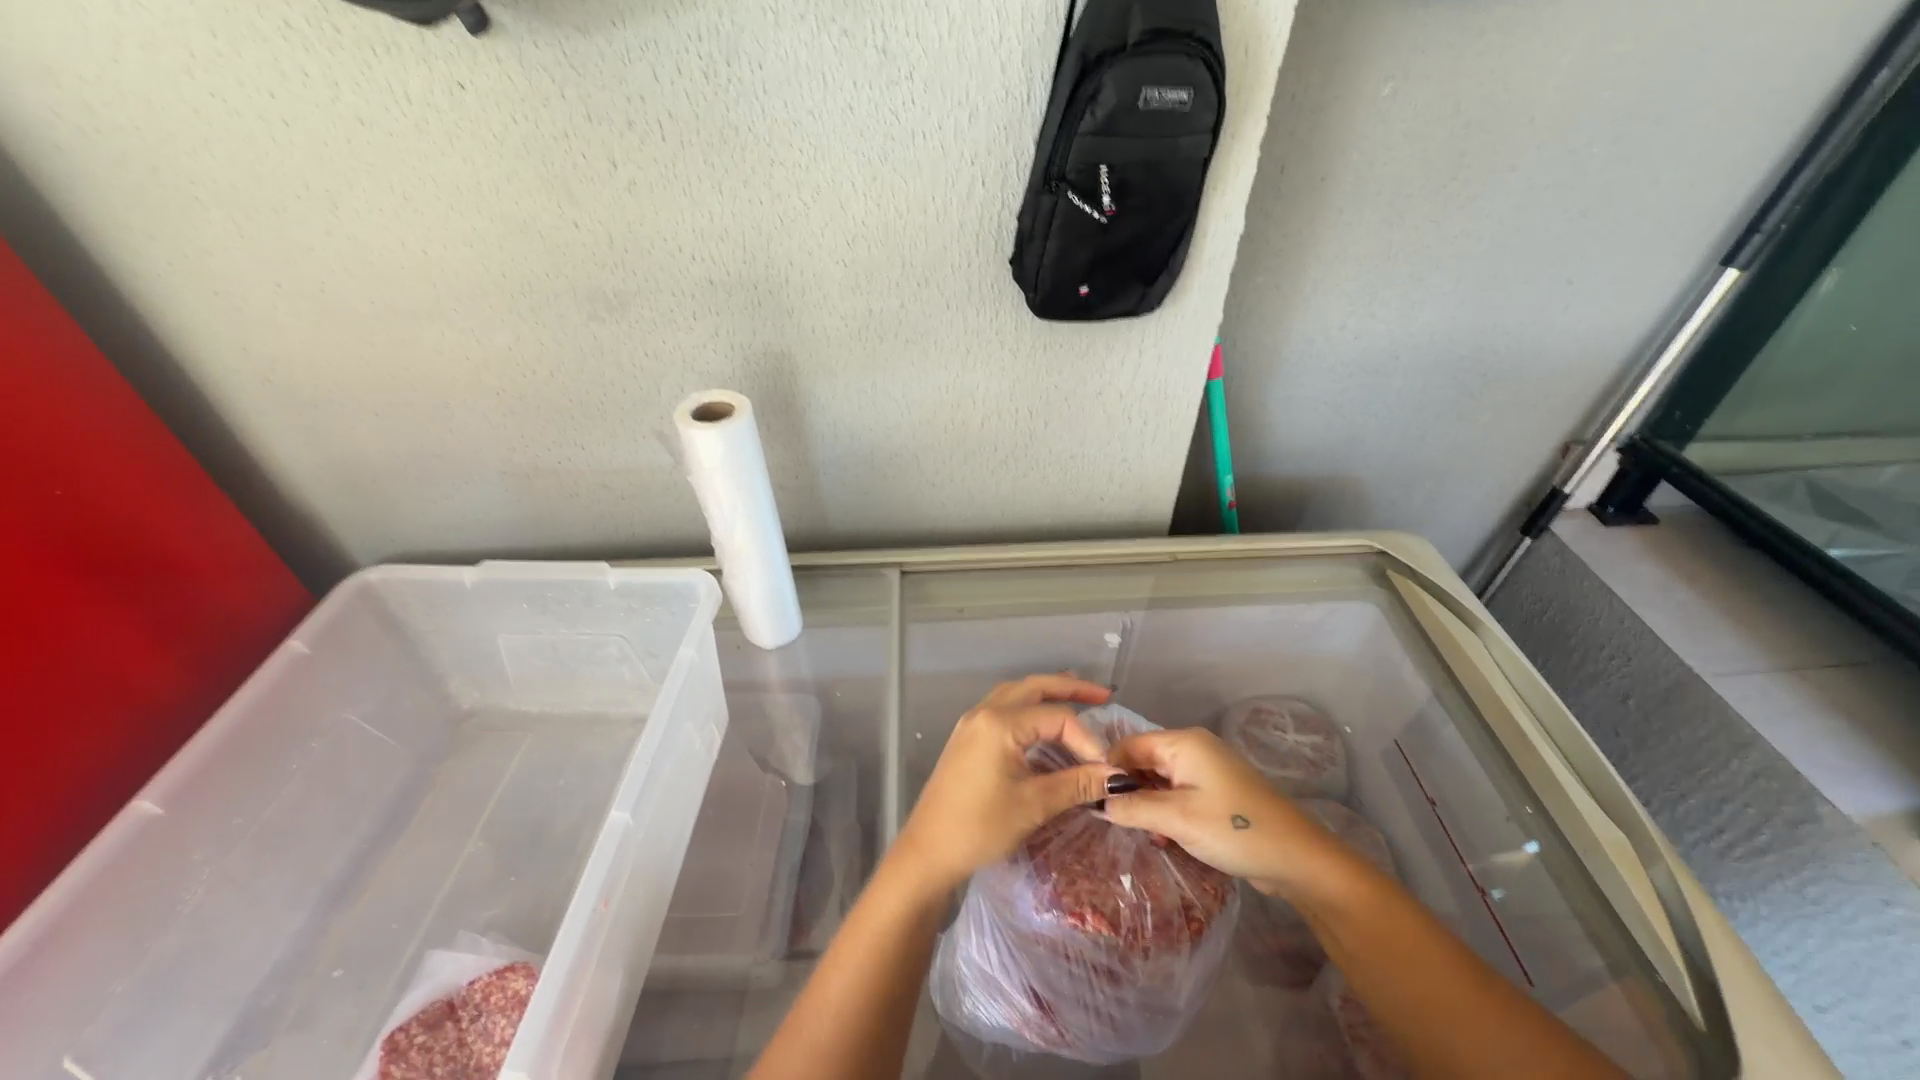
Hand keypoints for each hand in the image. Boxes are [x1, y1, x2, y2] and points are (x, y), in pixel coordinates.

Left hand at [890, 675, 1125, 894]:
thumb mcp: (1034, 805)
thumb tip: (1116, 776)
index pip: (1057, 717)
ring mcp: (971, 724)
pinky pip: (1003, 708)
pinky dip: (1028, 707)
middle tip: (1104, 695)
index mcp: (1000, 723)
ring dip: (1047, 693)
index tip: (1105, 769)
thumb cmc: (980, 828)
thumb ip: (1077, 784)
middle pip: (1034, 687)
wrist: (928, 852)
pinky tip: (1043, 724)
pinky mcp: (966, 738)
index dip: (1086, 739)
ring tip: (1078, 699)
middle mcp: (984, 713)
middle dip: (1070, 688)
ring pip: (1016, 694)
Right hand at [1101, 727, 1360, 898]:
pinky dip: (1166, 813)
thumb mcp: (1176, 819)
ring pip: (1159, 781)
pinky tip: (1163, 838)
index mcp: (1183, 743)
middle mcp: (1194, 749)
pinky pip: (1177, 795)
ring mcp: (1208, 771)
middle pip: (1143, 761)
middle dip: (1127, 790)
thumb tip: (1097, 802)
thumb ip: (1132, 807)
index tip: (1091, 800)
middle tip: (1111, 821)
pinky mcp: (1217, 795)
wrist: (1297, 859)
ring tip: (1139, 833)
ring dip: (1146, 805)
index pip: (1128, 745)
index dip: (1106, 770)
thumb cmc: (1234, 830)